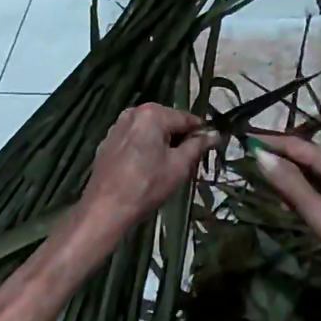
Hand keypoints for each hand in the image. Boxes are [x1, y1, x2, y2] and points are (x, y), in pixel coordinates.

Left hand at [81, 104, 216, 228]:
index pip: (186, 118)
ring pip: (149, 130)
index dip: (200, 132)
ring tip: (170, 165)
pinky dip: (145, 147)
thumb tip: (215, 135)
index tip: (211, 146)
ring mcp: (117, 126)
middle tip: (190, 160)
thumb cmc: (147, 185)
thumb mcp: (179, 166)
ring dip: (162, 142)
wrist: (106, 207)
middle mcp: (132, 113)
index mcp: (152, 114)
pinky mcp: (108, 141)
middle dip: (179, 137)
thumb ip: (197, 146)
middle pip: (166, 121)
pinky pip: (134, 138)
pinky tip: (147, 167)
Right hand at [252, 135, 320, 298]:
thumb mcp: (320, 217)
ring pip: (314, 170)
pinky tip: (294, 204)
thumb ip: (289, 185)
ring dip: (290, 176)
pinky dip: (306, 188)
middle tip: (246, 165)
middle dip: (277, 159)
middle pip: (305, 154)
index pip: (295, 145)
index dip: (267, 142)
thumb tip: (260, 156)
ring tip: (265, 186)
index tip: (240, 140)